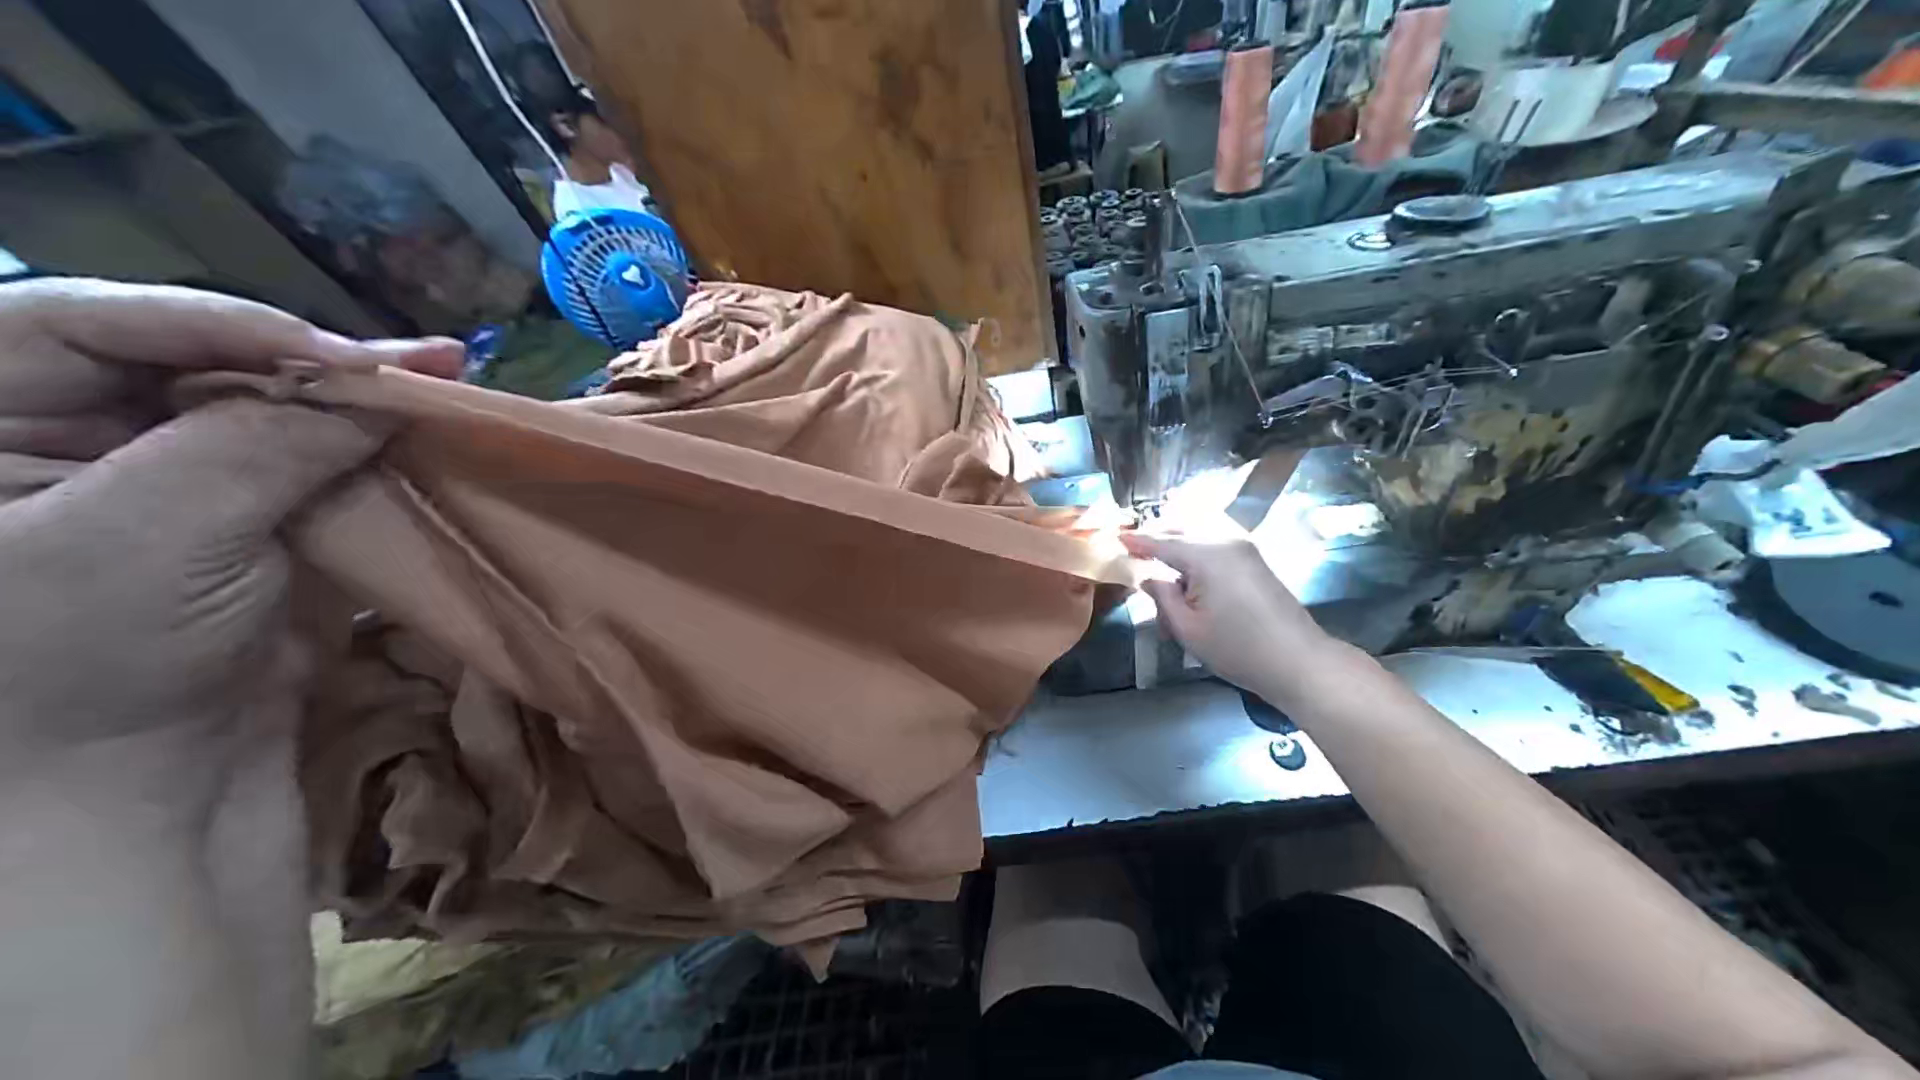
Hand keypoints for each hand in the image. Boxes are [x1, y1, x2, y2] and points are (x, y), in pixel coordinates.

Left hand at [0, 279, 461, 752]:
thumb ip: (260, 446)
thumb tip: (383, 389)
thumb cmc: (85, 668)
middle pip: (202, 362)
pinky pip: (321, 466)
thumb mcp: (148, 540)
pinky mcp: (259, 518)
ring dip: (361, 405)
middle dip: (315, 364)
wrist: (148, 790)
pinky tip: (426, 438)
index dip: (221, 327)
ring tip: (442, 387)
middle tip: (424, 363)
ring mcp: (177, 478)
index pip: (84, 324)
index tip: (349, 359)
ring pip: (277, 413)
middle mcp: (71, 434)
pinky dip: (377, 455)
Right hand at [1121, 531, 1343, 703]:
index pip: (1161, 542)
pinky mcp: (1253, 558)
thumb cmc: (1237, 648)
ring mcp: (1244, 547)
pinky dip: (1196, 540)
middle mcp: (1225, 541)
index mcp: (1206, 554)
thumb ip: (1162, 596)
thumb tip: (1149, 577)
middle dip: (1156, 534)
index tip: (1115, 538)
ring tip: (1156, 549)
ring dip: (1177, 534)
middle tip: (1133, 547)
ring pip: (1200, 528)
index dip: (1137, 541)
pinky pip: (1216, 538)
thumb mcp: (1187, 628)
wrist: (1296, 660)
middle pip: (1182, 527)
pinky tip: (1185, 556)